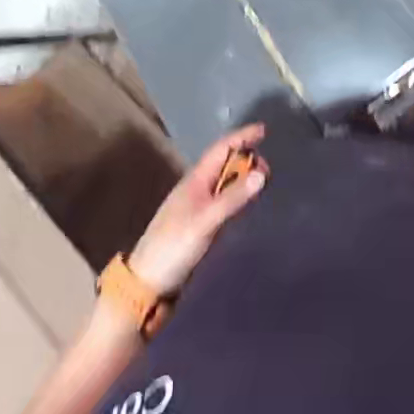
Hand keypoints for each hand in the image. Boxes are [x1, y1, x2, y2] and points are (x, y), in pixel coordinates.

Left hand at [127, 125, 267, 294]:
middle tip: (267, 170)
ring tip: (262, 182)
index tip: (263, 130)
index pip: (221, 149)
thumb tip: (262, 173)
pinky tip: (247, 201)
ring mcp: (198, 206)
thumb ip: (234, 197)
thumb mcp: (206, 221)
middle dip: (247, 158)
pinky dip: (238, 194)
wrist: (146, 284)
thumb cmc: (174, 247)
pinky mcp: (200, 223)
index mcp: (195, 180)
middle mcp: (197, 188)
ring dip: (243, 176)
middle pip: (225, 163)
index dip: (241, 137)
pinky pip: (224, 198)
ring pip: (225, 181)